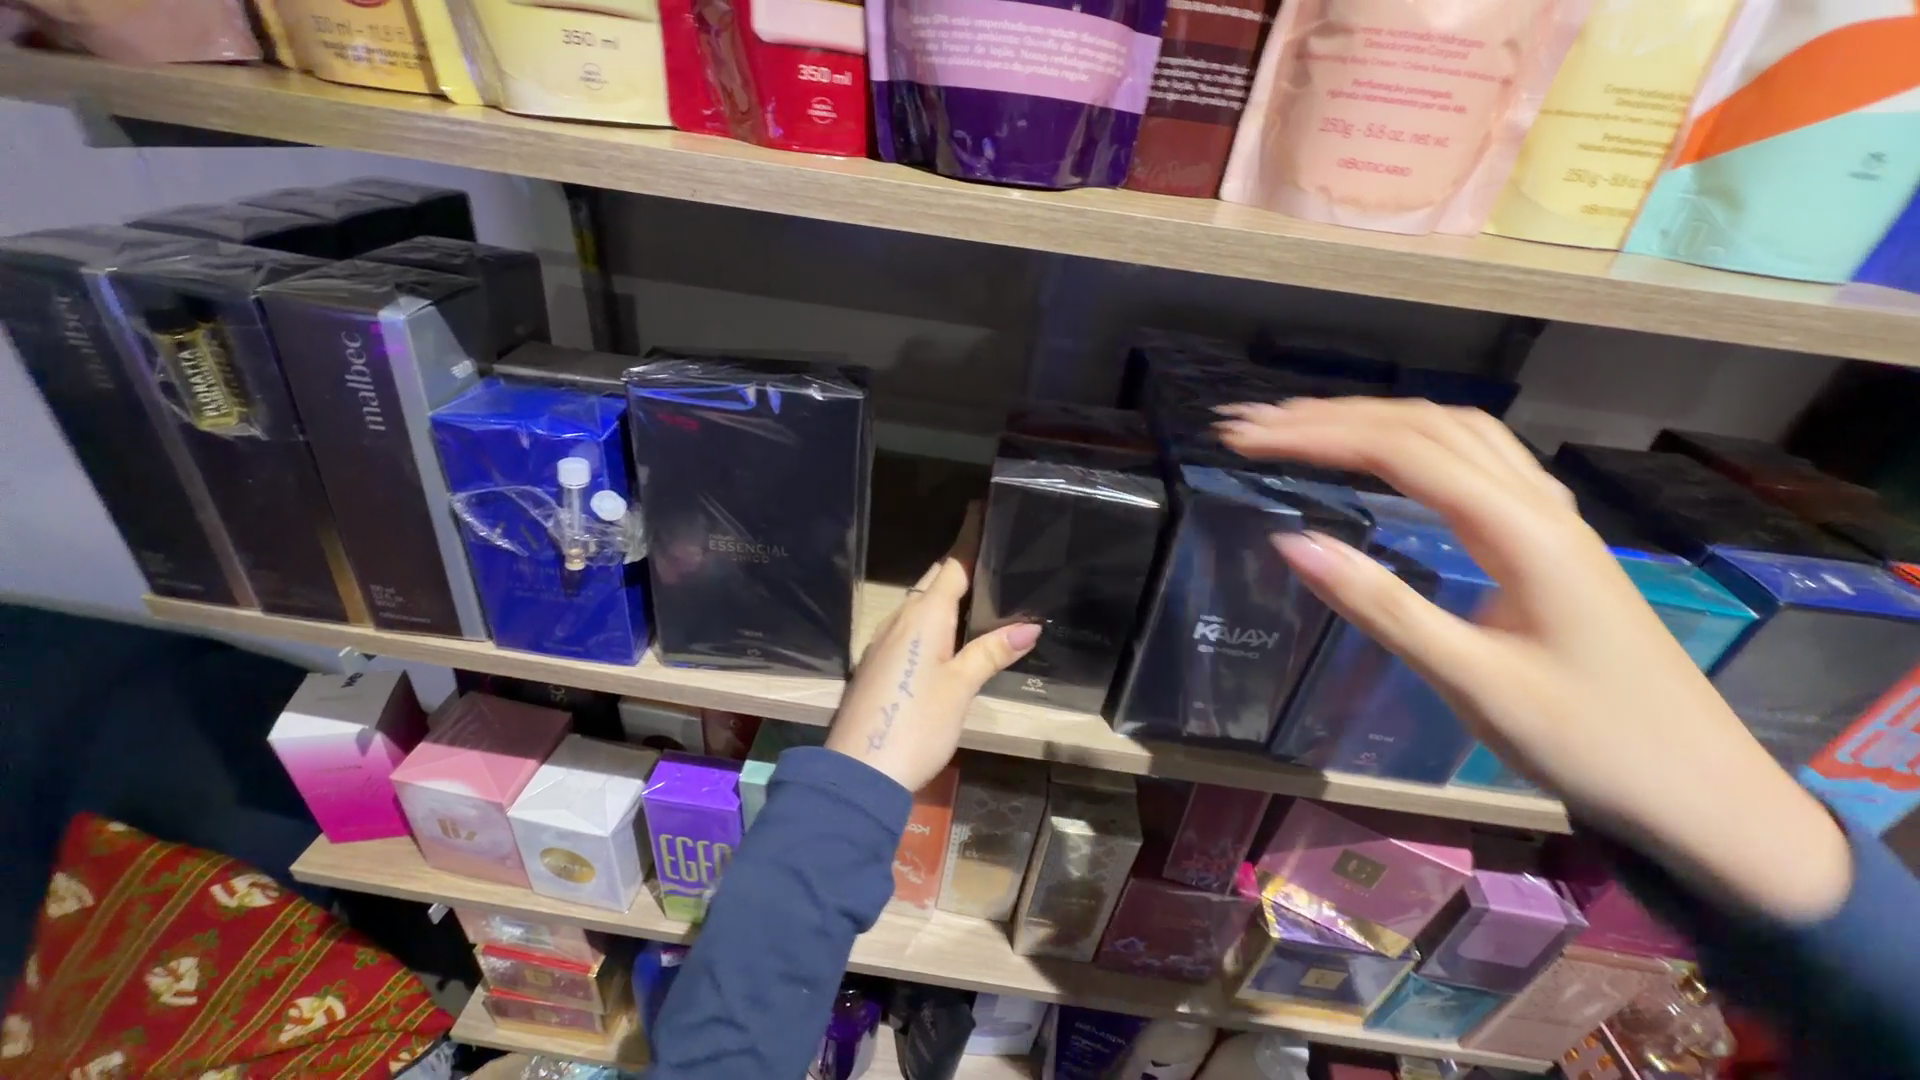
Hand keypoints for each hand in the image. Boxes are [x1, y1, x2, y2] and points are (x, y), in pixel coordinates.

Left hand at [825, 505, 1040, 793]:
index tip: (981, 510)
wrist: (859, 771)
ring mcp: (885, 642)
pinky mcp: (879, 665)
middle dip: (958, 563)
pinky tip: (948, 632)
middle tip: (991, 550)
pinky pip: (910, 626)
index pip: (952, 566)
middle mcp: (900, 620)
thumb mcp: (961, 687)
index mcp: (924, 616)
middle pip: (933, 582)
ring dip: (944, 592)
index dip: (969, 539)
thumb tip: (1031, 625)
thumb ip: (992, 652)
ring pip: (919, 604)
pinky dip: (932, 618)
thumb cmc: (917, 723)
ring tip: (979, 588)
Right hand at [1215, 398, 1850, 922]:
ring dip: (1374, 419)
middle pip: (1426, 425)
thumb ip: (1380, 605)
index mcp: (1521, 530)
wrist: (1701, 791)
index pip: (1402, 452)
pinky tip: (1387, 458)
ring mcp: (1550, 519)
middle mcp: (1537, 505)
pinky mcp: (1549, 541)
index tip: (1244, 438)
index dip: (1317, 435)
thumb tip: (1290, 541)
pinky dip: (1414, 442)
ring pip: (1455, 434)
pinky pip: (1475, 462)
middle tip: (1253, 427)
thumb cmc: (1587, 741)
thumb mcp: (1472, 681)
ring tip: (1302, 428)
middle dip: (1332, 416)